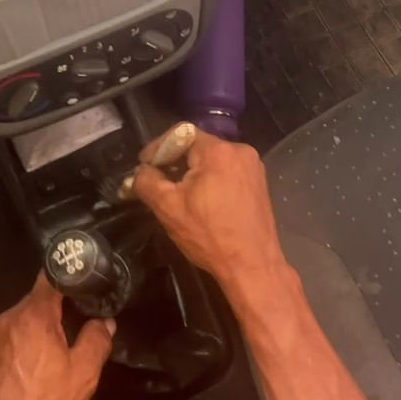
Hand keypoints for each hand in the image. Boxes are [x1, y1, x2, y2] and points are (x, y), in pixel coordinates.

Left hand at [0, 275, 114, 399]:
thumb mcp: (82, 375)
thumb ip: (96, 341)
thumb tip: (104, 322)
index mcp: (33, 315)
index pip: (50, 276)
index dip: (70, 275)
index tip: (87, 281)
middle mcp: (8, 319)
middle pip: (38, 300)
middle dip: (60, 308)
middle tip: (83, 322)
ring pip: (24, 320)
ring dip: (43, 328)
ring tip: (64, 348)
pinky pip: (13, 338)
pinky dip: (28, 344)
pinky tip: (40, 367)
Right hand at [131, 130, 284, 284]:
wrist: (252, 266)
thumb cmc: (209, 235)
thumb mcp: (168, 208)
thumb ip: (148, 182)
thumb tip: (141, 172)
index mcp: (218, 151)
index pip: (181, 133)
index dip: (158, 147)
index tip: (145, 166)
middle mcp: (240, 151)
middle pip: (197, 146)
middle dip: (175, 162)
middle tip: (158, 183)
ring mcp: (253, 168)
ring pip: (212, 160)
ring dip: (192, 173)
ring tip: (179, 196)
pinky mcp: (259, 184)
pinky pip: (227, 172)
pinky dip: (211, 181)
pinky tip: (203, 203)